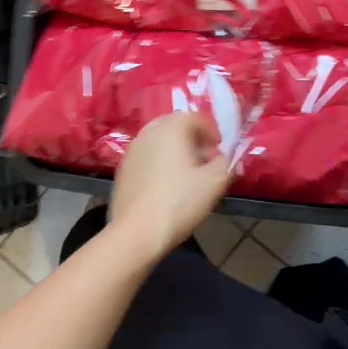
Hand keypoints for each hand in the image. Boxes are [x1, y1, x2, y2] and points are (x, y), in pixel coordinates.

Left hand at [110, 111, 233, 257]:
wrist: (137, 231)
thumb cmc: (179, 202)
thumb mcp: (214, 182)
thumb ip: (225, 163)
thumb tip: (223, 157)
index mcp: (171, 129)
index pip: (194, 117)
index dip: (211, 130)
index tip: (220, 148)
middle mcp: (148, 133)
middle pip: (173, 126)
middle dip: (192, 138)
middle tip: (204, 157)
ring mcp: (131, 151)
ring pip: (157, 141)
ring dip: (174, 150)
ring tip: (186, 172)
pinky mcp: (122, 170)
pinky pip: (146, 157)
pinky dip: (159, 162)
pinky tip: (166, 184)